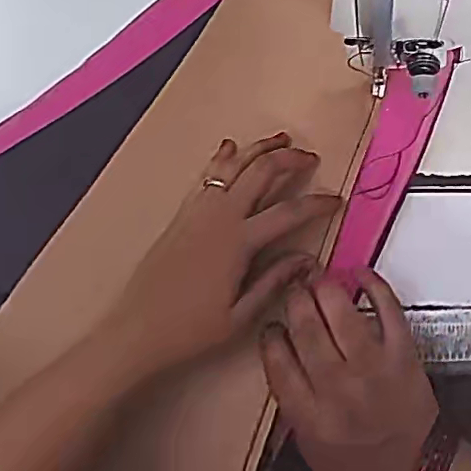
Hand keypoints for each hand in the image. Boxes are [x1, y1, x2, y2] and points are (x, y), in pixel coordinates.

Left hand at [107, 134, 339, 377]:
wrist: (134, 332)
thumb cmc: (189, 330)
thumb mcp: (239, 316)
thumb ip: (275, 281)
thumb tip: (308, 260)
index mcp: (239, 241)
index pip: (290, 212)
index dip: (318, 203)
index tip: (336, 199)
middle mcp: (221, 216)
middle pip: (263, 171)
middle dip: (291, 159)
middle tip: (311, 158)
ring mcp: (200, 209)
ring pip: (236, 163)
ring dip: (261, 147)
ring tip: (281, 139)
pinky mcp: (184, 212)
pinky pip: (208, 174)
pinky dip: (223, 156)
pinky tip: (231, 146)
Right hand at [262, 270, 438, 470]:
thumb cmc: (361, 462)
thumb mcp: (311, 445)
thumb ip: (294, 400)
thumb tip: (281, 352)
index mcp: (312, 417)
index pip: (279, 363)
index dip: (272, 336)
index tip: (273, 325)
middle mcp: (340, 389)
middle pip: (307, 329)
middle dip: (296, 301)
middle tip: (295, 292)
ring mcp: (374, 367)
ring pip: (341, 311)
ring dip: (325, 288)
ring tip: (318, 280)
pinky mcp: (403, 351)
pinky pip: (387, 306)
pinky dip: (373, 283)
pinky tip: (359, 273)